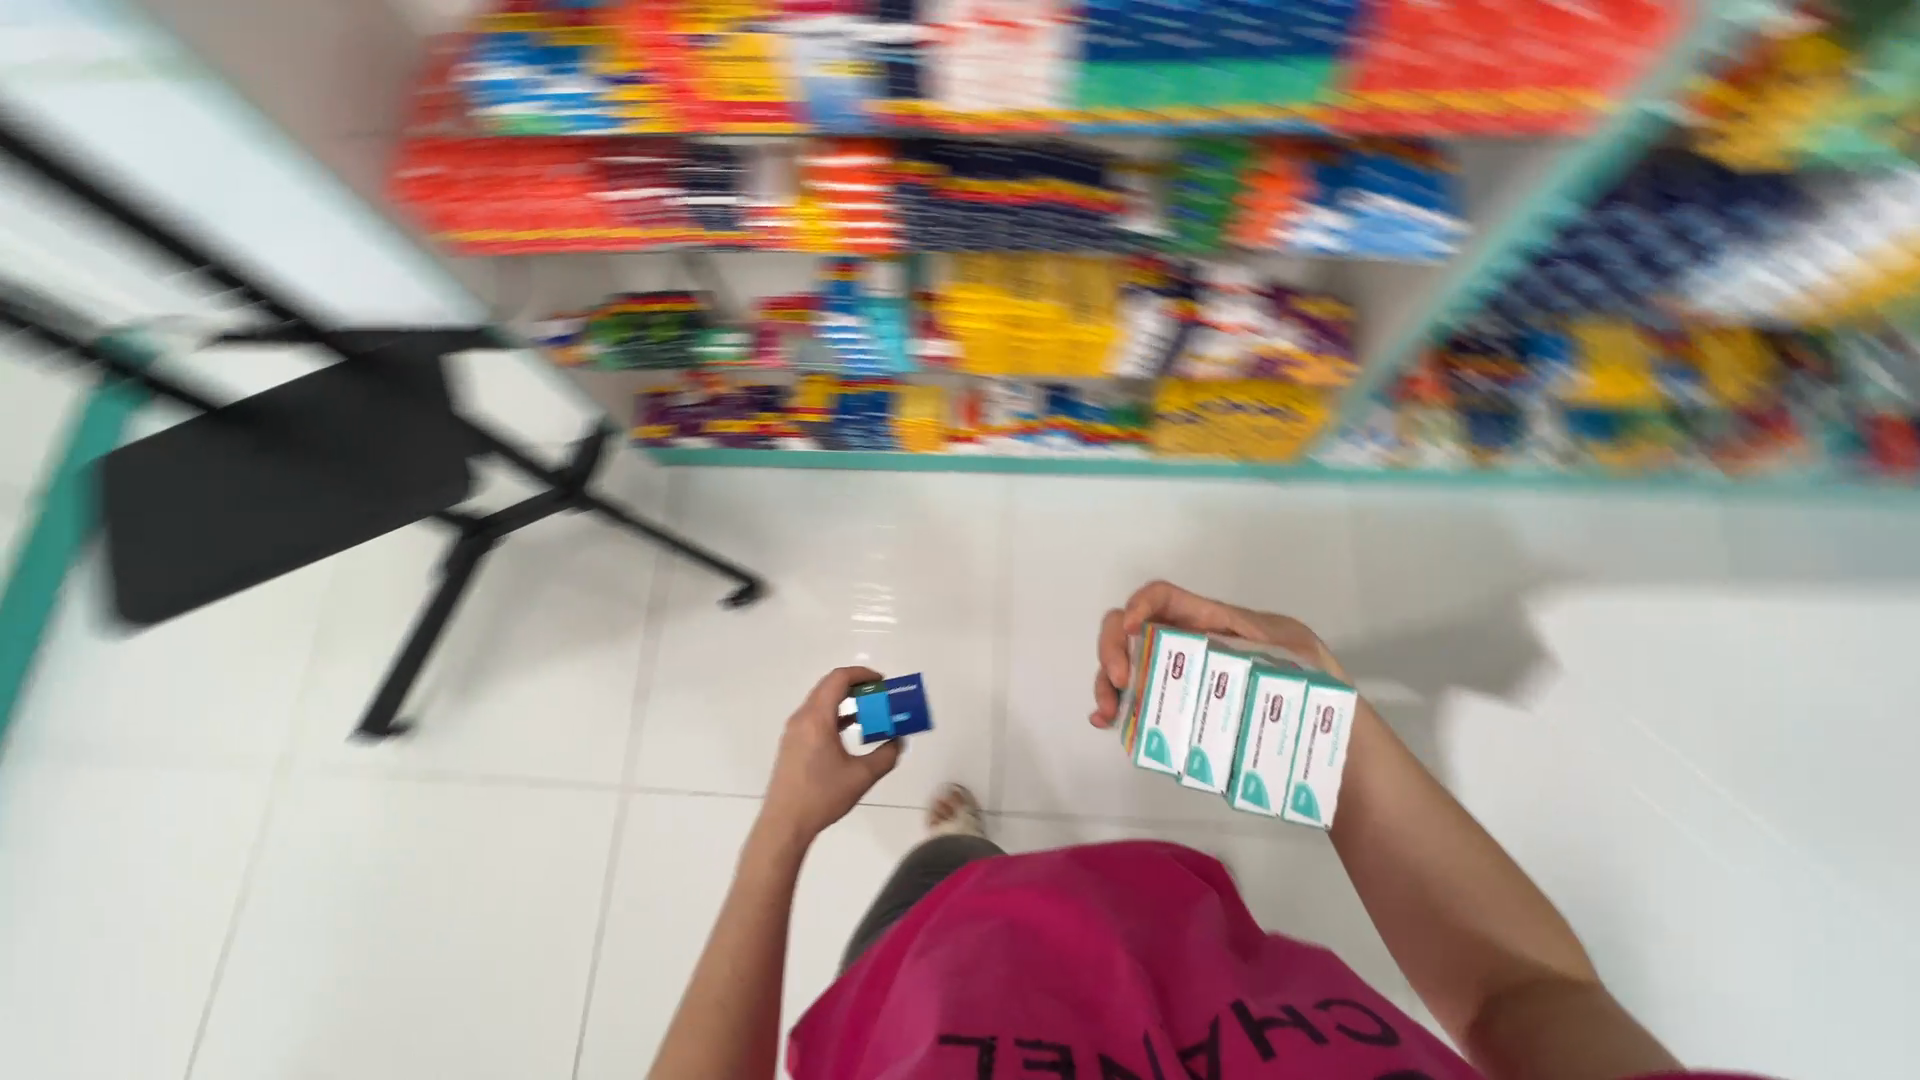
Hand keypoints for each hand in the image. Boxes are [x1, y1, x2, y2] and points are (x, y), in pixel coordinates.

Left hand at [762, 666, 903, 841]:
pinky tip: (851, 730)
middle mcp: (802, 718)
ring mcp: (794, 731)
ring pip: (821, 702)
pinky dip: (835, 715)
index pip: (838, 679)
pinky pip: (815, 717)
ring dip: (845, 701)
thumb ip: (886, 755)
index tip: (883, 683)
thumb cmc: (822, 796)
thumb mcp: (862, 776)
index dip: (863, 674)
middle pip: (828, 687)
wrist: (784, 824)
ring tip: (870, 712)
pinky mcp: (792, 744)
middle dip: (856, 686)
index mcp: (817, 719)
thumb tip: (898, 741)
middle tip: (880, 695)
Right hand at [1090, 581, 1345, 727]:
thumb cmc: (1312, 678)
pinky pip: (1136, 700)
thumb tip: (1223, 643)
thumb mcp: (1294, 648)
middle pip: (1128, 629)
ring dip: (1105, 683)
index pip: (1162, 597)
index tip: (1132, 628)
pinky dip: (1114, 708)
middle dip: (1112, 648)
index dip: (1139, 604)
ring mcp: (1176, 675)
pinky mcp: (1177, 707)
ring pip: (1124, 666)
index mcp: (1208, 621)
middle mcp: (1183, 643)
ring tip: (1108, 711)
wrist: (1328, 724)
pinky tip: (1108, 722)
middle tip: (1120, 681)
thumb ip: (1260, 641)